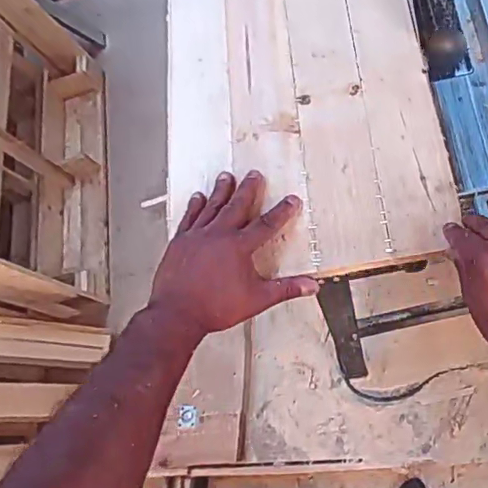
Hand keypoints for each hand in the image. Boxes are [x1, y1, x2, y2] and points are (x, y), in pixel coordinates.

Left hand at [146, 171, 318, 339]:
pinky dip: (195, 206)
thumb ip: (285, 289)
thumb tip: (310, 286)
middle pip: (237, 206)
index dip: (282, 211)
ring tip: (227, 176)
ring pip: (212, 206)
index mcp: (239, 247)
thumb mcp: (257, 299)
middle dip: (249, 189)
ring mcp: (197, 236)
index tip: (291, 200)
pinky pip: (189, 217)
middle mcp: (218, 235)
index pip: (266, 224)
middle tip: (255, 174)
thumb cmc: (214, 308)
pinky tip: (198, 197)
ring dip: (222, 190)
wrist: (176, 313)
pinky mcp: (180, 242)